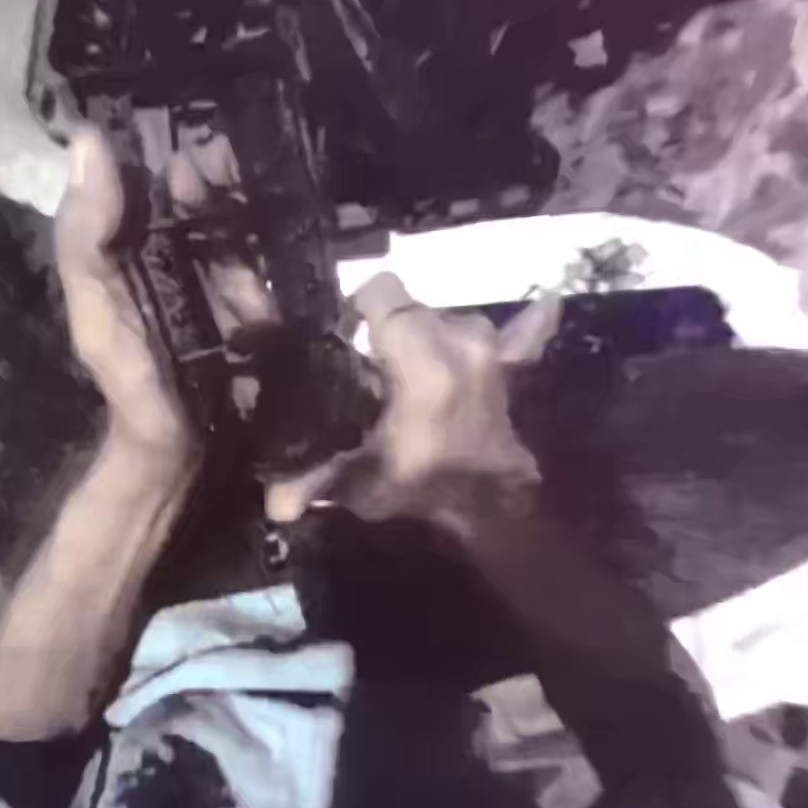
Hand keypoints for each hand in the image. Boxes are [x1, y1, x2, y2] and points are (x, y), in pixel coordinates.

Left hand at [55, 128, 276, 461]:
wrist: (176, 445)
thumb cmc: (128, 378)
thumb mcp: (93, 309)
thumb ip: (84, 237)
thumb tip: (89, 142)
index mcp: (139, 247)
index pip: (158, 181)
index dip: (176, 150)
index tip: (198, 139)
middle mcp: (186, 255)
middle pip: (212, 196)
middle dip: (231, 170)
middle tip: (248, 155)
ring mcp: (229, 280)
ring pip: (251, 225)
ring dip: (265, 200)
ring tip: (280, 177)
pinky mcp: (264, 308)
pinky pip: (278, 268)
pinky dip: (289, 245)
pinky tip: (303, 220)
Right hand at [267, 273, 548, 526]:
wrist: (489, 513)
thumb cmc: (420, 492)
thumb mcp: (358, 485)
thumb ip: (312, 483)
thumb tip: (273, 506)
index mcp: (423, 367)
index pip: (383, 293)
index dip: (356, 306)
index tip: (342, 336)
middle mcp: (462, 345)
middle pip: (412, 307)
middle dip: (385, 329)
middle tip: (368, 367)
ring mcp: (493, 353)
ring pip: (447, 318)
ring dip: (424, 335)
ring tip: (408, 371)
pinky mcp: (512, 368)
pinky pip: (524, 331)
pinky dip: (520, 323)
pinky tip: (534, 307)